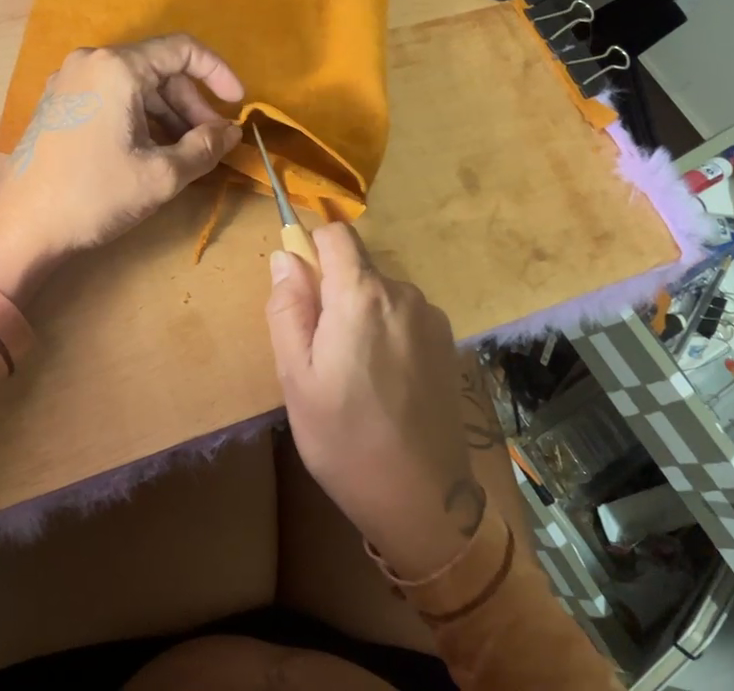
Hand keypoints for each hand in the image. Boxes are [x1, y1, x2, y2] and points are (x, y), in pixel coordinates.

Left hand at [0, 35, 244, 303]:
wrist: (20, 226)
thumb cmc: (93, 195)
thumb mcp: (161, 175)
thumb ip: (205, 147)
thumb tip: (231, 132)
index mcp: (116, 67)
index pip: (182, 50)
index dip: (219, 73)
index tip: (237, 105)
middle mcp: (90, 62)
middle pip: (158, 70)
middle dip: (191, 104)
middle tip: (212, 142)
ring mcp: (69, 82)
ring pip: (135, 87)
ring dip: (167, 115)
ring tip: (186, 154)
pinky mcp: (58, 104)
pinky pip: (112, 99)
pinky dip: (140, 119)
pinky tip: (152, 152)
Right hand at [266, 224, 483, 578]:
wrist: (422, 499)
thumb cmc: (344, 439)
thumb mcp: (296, 376)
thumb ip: (288, 308)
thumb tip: (285, 256)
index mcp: (363, 296)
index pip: (336, 234)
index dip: (311, 250)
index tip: (300, 293)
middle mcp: (404, 295)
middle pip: (358, 267)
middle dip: (333, 294)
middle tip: (321, 355)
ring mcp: (432, 319)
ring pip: (381, 294)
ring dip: (360, 316)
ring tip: (352, 377)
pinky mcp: (448, 344)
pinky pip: (404, 318)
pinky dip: (386, 334)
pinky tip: (384, 384)